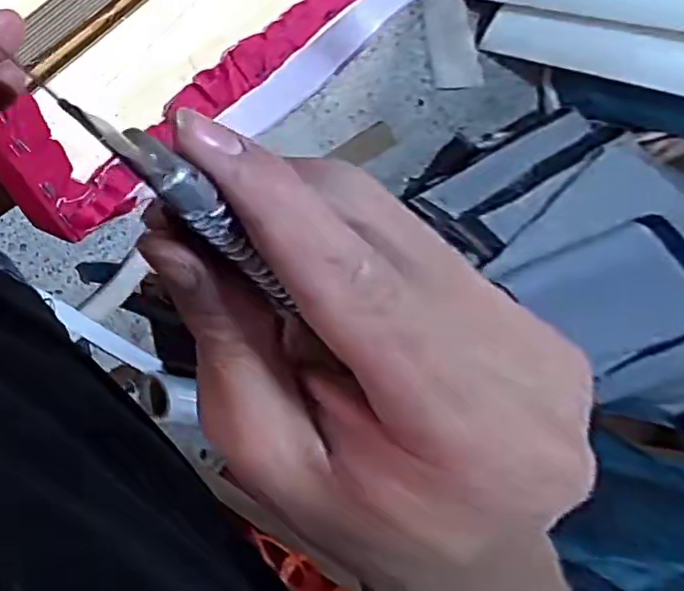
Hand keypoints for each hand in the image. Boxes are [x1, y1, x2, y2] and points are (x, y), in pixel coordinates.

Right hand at [139, 110, 594, 590]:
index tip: (193, 134)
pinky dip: (307, 211)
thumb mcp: (258, 443)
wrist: (467, 554)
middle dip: (252, 187)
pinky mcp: (497, 294)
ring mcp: (517, 317)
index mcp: (462, 423)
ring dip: (274, 194)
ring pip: (368, 205)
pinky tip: (271, 239)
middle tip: (172, 194)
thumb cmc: (351, 514)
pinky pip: (382, 219)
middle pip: (357, 220)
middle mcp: (513, 353)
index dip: (265, 194)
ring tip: (212, 218)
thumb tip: (166, 241)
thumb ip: (220, 336)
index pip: (350, 275)